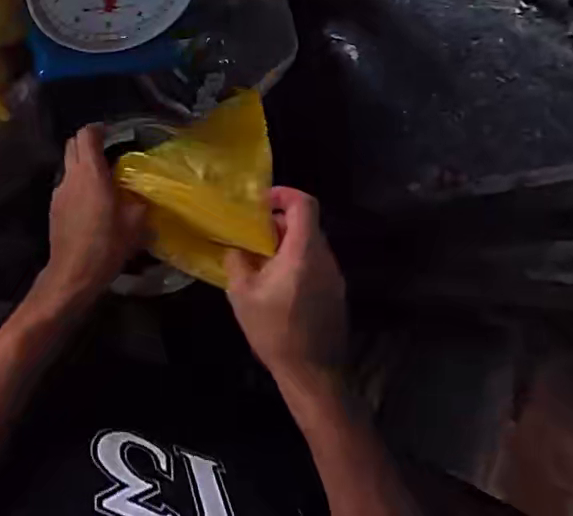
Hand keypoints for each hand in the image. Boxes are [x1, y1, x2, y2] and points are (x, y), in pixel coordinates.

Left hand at [31, 125, 146, 313]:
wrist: (73, 273)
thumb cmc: (106, 245)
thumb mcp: (135, 223)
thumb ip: (138, 199)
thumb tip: (139, 190)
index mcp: (92, 173)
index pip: (87, 135)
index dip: (98, 129)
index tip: (111, 133)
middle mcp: (72, 175)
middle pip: (73, 144)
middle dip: (88, 142)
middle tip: (106, 151)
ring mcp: (59, 190)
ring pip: (68, 164)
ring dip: (82, 164)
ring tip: (100, 180)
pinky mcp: (53, 206)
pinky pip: (66, 184)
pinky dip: (77, 183)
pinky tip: (90, 203)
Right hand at [226, 187, 346, 385]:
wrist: (313, 377)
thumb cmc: (276, 331)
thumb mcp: (242, 294)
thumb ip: (237, 261)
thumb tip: (236, 246)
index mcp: (303, 252)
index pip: (304, 204)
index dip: (284, 194)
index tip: (262, 201)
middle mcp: (325, 258)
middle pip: (306, 224)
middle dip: (279, 222)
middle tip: (254, 234)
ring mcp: (334, 277)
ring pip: (311, 244)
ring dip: (287, 243)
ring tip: (262, 260)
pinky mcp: (336, 294)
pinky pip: (317, 264)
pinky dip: (298, 261)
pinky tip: (278, 284)